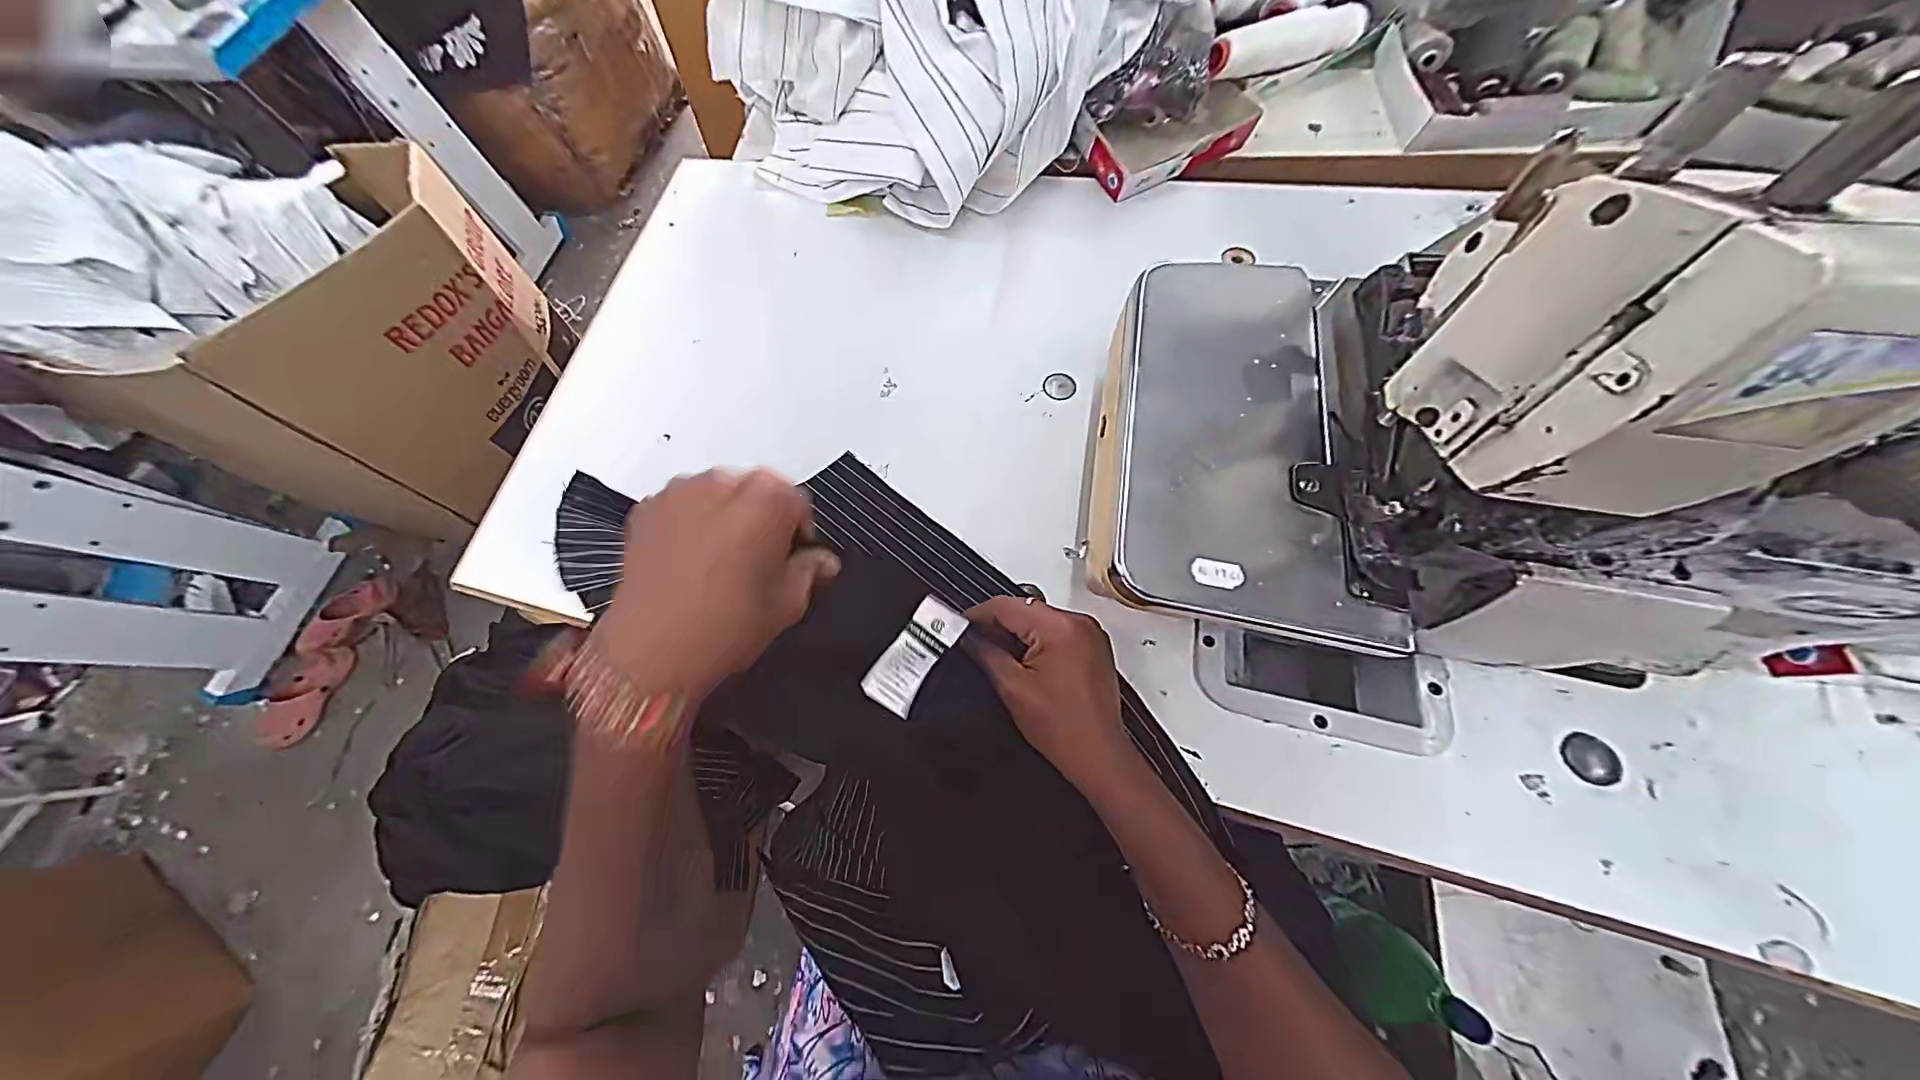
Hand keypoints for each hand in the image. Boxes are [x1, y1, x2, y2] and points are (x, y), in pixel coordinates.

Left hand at [589, 469, 839, 698]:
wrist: (652, 651)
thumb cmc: (720, 628)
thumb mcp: (787, 603)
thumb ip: (809, 572)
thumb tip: (820, 562)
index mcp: (767, 501)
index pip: (797, 500)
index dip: (800, 529)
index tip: (796, 553)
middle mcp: (722, 485)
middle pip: (756, 490)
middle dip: (763, 517)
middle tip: (762, 558)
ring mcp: (680, 494)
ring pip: (717, 494)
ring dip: (726, 516)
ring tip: (724, 562)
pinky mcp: (648, 509)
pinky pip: (682, 506)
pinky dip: (691, 523)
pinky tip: (694, 561)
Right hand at [965, 597, 1139, 793]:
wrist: (1097, 754)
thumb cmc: (1065, 729)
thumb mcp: (1012, 687)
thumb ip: (985, 653)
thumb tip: (970, 636)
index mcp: (1060, 628)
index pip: (1007, 605)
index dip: (978, 615)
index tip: (962, 625)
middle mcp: (1080, 624)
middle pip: (1025, 609)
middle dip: (998, 626)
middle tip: (976, 644)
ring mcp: (1090, 634)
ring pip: (1040, 620)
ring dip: (1018, 635)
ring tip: (1002, 660)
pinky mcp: (1093, 647)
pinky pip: (1057, 632)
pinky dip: (1038, 642)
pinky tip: (1027, 665)